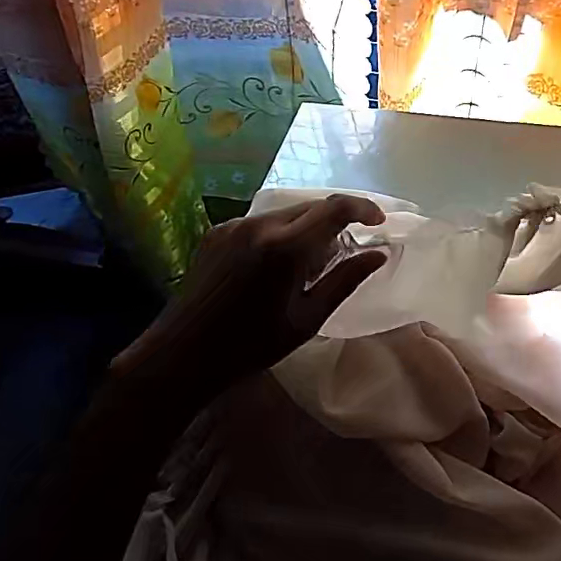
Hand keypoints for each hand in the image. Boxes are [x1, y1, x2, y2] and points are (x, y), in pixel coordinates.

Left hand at [110, 194, 387, 404]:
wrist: (182, 353)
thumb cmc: (250, 345)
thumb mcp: (306, 319)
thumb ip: (344, 281)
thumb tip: (379, 254)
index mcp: (284, 247)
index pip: (335, 208)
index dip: (363, 208)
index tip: (378, 222)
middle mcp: (259, 225)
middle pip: (311, 207)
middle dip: (335, 221)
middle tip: (345, 251)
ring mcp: (235, 225)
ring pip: (286, 214)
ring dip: (307, 228)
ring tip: (308, 264)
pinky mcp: (218, 231)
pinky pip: (261, 223)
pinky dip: (280, 234)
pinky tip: (275, 266)